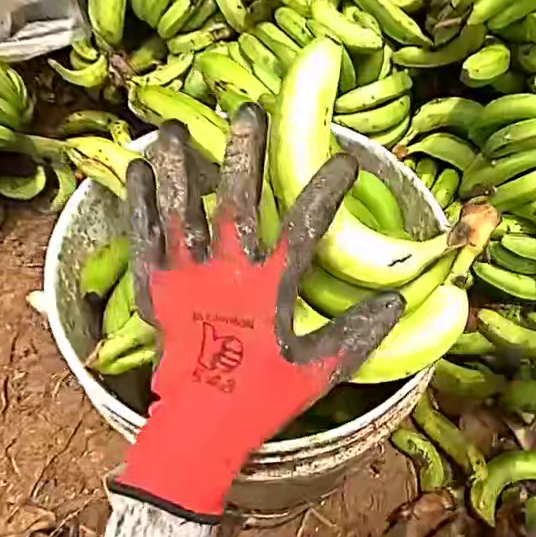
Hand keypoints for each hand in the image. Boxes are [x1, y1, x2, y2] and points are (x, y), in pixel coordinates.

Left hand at [112, 104, 404, 521]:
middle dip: (246, 153)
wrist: (198, 425)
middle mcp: (227, 271)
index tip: (346, 160)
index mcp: (270, 288)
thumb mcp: (316, 370)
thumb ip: (356, 334)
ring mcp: (187, 275)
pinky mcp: (155, 286)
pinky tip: (137, 169)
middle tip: (250, 111)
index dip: (327, 190)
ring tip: (178, 127)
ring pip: (184, 208)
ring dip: (182, 165)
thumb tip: (398, 302)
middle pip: (239, 200)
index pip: (307, 227)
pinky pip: (144, 235)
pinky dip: (139, 201)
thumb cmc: (258, 397)